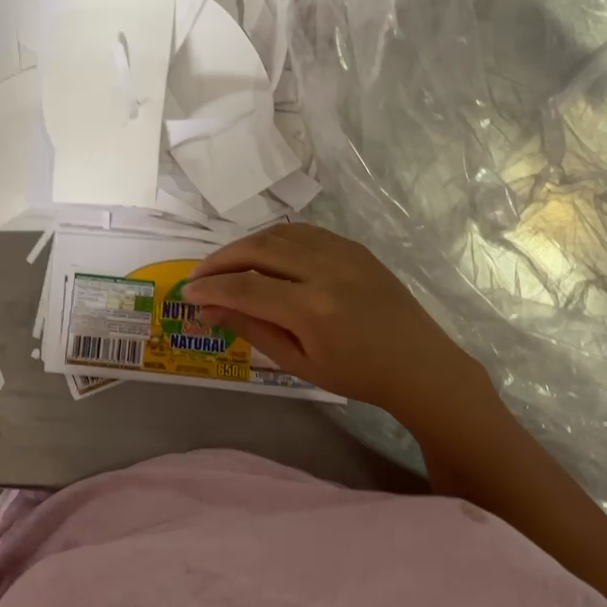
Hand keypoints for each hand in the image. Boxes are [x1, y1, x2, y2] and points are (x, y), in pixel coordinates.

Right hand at [183, 224, 481, 407]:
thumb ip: (253, 329)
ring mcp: (343, 253)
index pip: (244, 287)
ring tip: (227, 263)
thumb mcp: (299, 362)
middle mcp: (325, 271)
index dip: (210, 288)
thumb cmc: (358, 375)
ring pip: (279, 234)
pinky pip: (305, 232)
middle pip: (257, 249)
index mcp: (311, 308)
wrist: (419, 365)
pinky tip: (263, 252)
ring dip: (245, 244)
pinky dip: (276, 237)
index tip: (187, 293)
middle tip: (200, 275)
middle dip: (221, 260)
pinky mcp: (354, 247)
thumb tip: (209, 310)